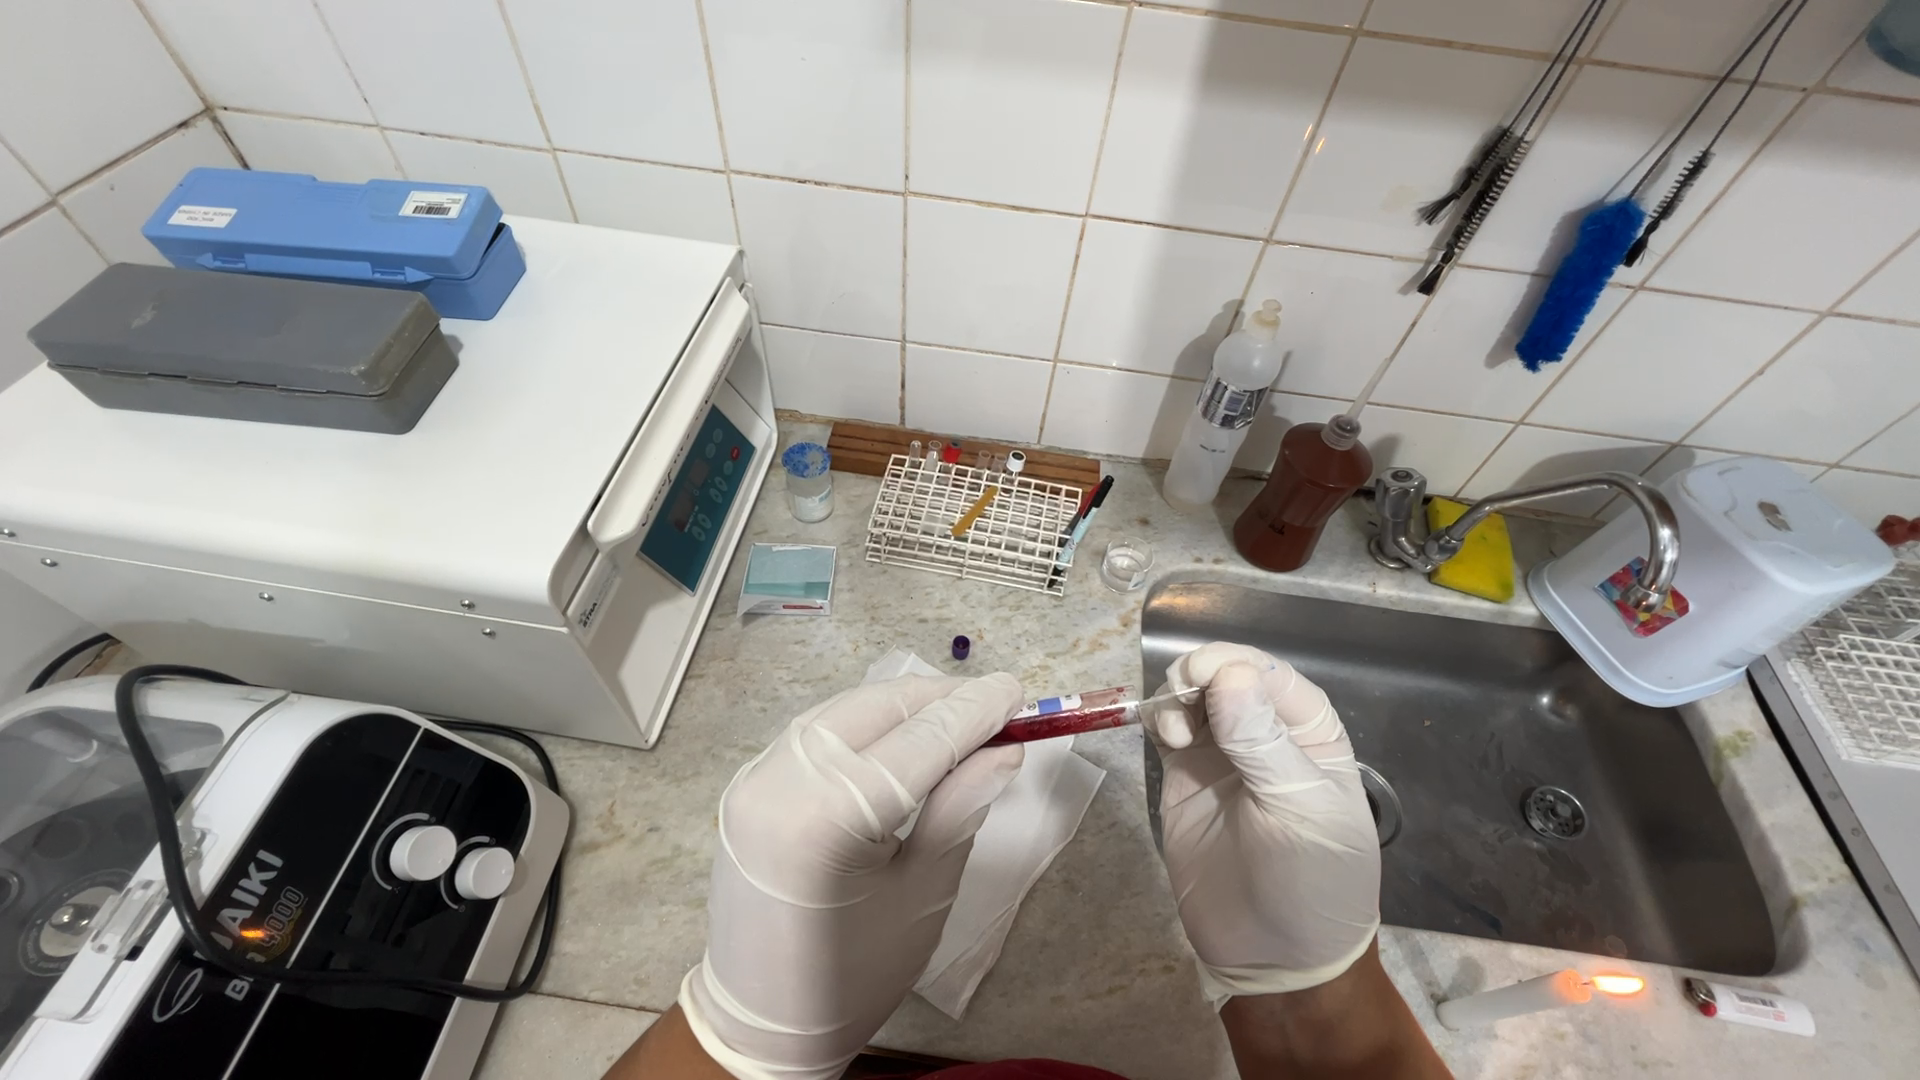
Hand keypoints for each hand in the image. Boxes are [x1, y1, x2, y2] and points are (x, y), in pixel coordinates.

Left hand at [678, 674, 1025, 1079]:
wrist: (758, 1020)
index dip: (973, 712)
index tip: (1015, 691)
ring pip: (847, 708)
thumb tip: (1004, 751)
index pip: (919, 741)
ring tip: (957, 713)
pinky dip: (867, 719)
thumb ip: (960, 808)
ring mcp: (758, 775)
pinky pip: (819, 728)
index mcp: (825, 818)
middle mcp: (782, 779)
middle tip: (994, 704)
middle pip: (879, 708)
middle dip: (941, 699)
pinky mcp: (752, 780)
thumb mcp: (922, 894)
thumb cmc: (852, 974)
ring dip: (905, 704)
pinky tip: (901, 728)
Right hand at [1146, 643, 1379, 1005]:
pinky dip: (1158, 716)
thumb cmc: (1310, 882)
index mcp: (1309, 734)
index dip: (1236, 665)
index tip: (1204, 676)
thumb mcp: (1300, 813)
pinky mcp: (1183, 773)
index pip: (1272, 675)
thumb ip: (1263, 743)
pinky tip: (1164, 736)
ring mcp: (1220, 752)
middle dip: (1199, 675)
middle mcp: (1264, 732)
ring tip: (1173, 732)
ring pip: (1192, 693)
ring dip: (1176, 694)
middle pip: (1226, 674)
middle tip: (1182, 704)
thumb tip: (1229, 674)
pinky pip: (1166, 725)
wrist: (1272, 955)